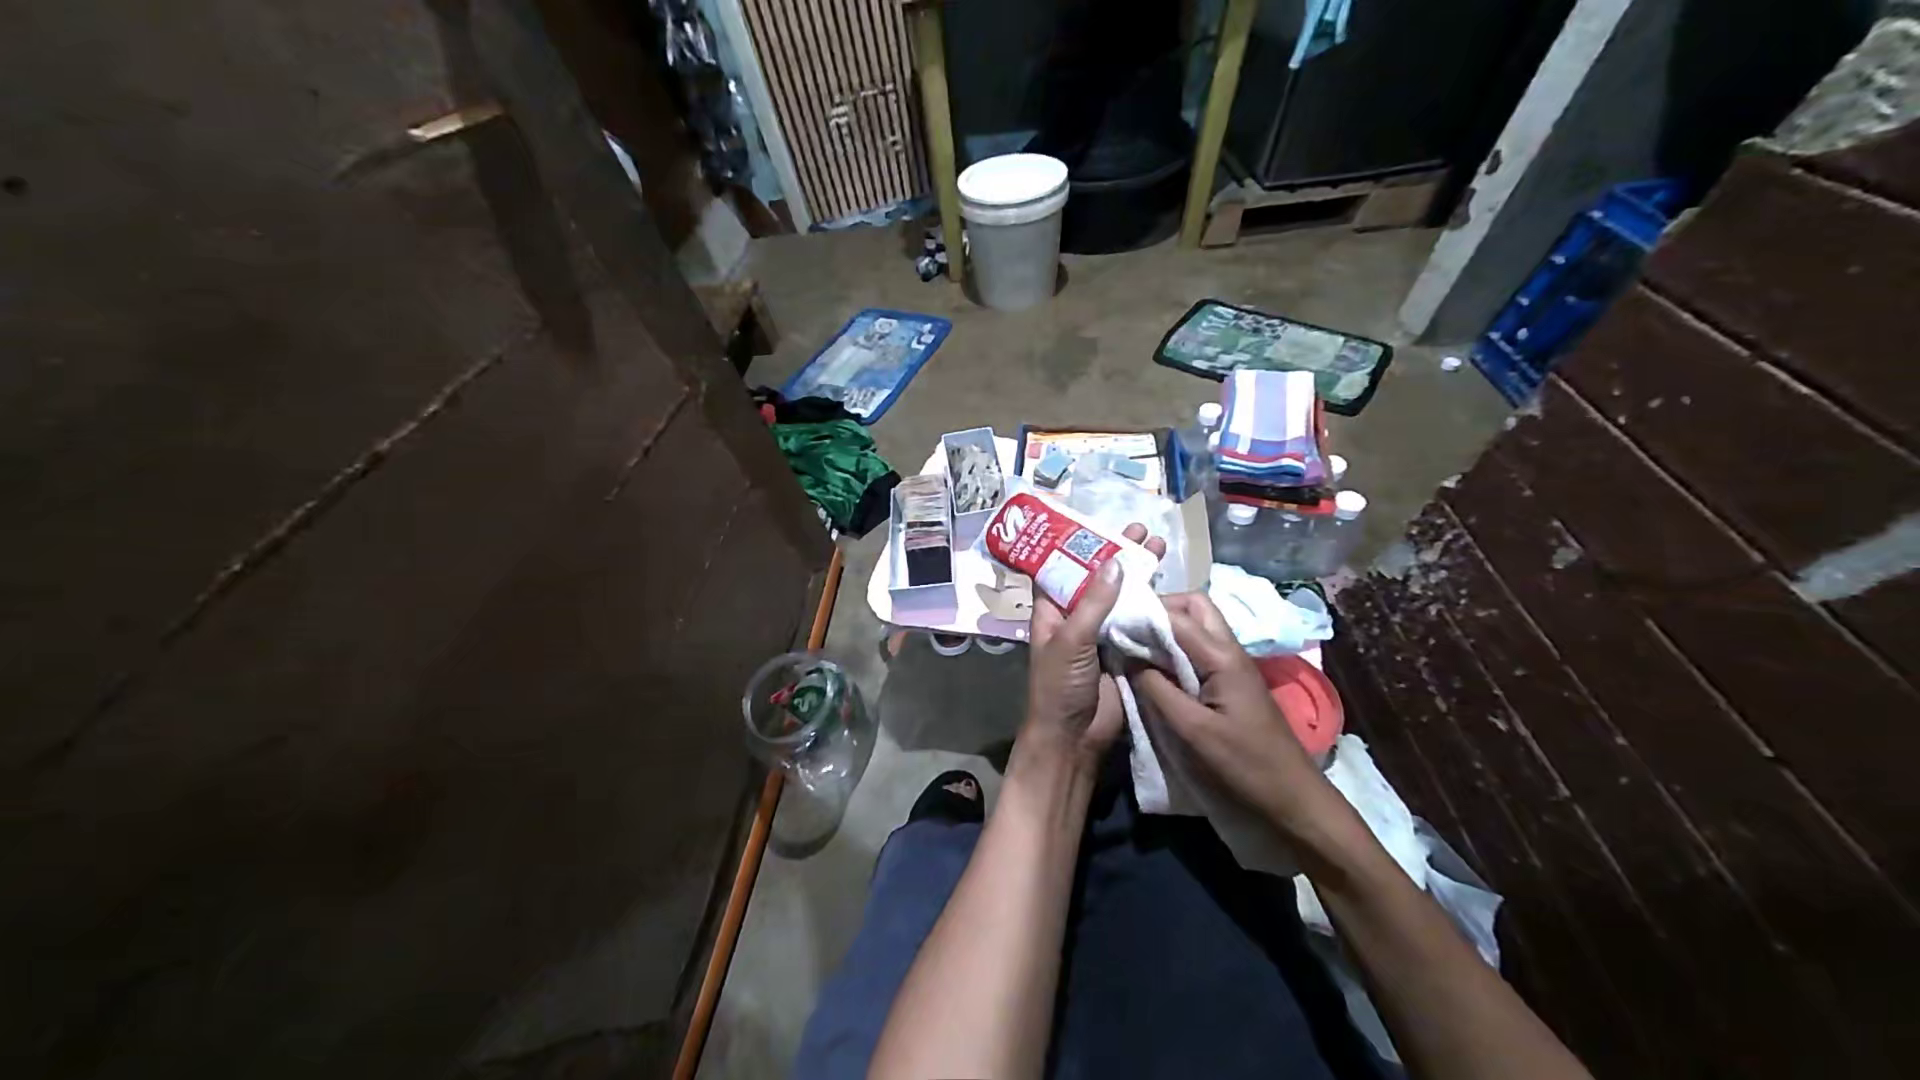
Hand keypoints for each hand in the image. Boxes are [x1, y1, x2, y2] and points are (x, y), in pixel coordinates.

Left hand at [1022, 523, 1165, 771]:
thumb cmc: (1059, 687)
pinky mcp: (1123, 652)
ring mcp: (1101, 635)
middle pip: (1099, 579)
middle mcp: (1076, 618)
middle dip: (1119, 555)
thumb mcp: (1071, 640)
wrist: (1074, 739)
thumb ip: (1094, 602)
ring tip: (1160, 548)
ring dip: (1139, 576)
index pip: (1065, 569)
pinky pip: (1137, 623)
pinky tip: (1169, 588)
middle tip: (1143, 530)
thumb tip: (1116, 562)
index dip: (1084, 546)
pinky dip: (1151, 606)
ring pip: (1121, 598)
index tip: (1106, 524)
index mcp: (1053, 611)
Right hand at [1132, 593, 1331, 829]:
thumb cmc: (1241, 768)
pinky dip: (1172, 654)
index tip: (1107, 621)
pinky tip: (1150, 672)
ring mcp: (1230, 670)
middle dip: (1158, 611)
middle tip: (1125, 631)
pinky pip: (1197, 655)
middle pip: (1194, 608)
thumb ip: (1155, 688)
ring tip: (1131, 649)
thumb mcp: (1190, 730)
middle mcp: (1228, 653)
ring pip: (1197, 630)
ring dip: (1165, 632)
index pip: (1177, 615)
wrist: (1290, 806)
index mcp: (1222, 657)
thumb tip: (1125, 654)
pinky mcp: (1227, 688)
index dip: (1141, 613)